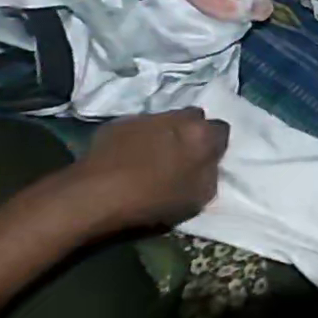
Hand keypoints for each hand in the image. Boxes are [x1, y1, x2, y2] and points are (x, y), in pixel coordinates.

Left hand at [50, 108, 229, 233]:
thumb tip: (209, 164)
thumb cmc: (153, 200)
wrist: (95, 195)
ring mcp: (148, 117)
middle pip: (195, 118)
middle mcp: (179, 117)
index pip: (223, 130)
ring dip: (166, 133)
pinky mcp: (119, 122)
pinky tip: (128, 157)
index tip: (207, 160)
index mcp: (203, 135)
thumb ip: (211, 175)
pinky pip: (138, 127)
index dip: (215, 146)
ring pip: (166, 120)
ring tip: (153, 156)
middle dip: (192, 132)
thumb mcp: (198, 198)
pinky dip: (139, 138)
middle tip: (183, 155)